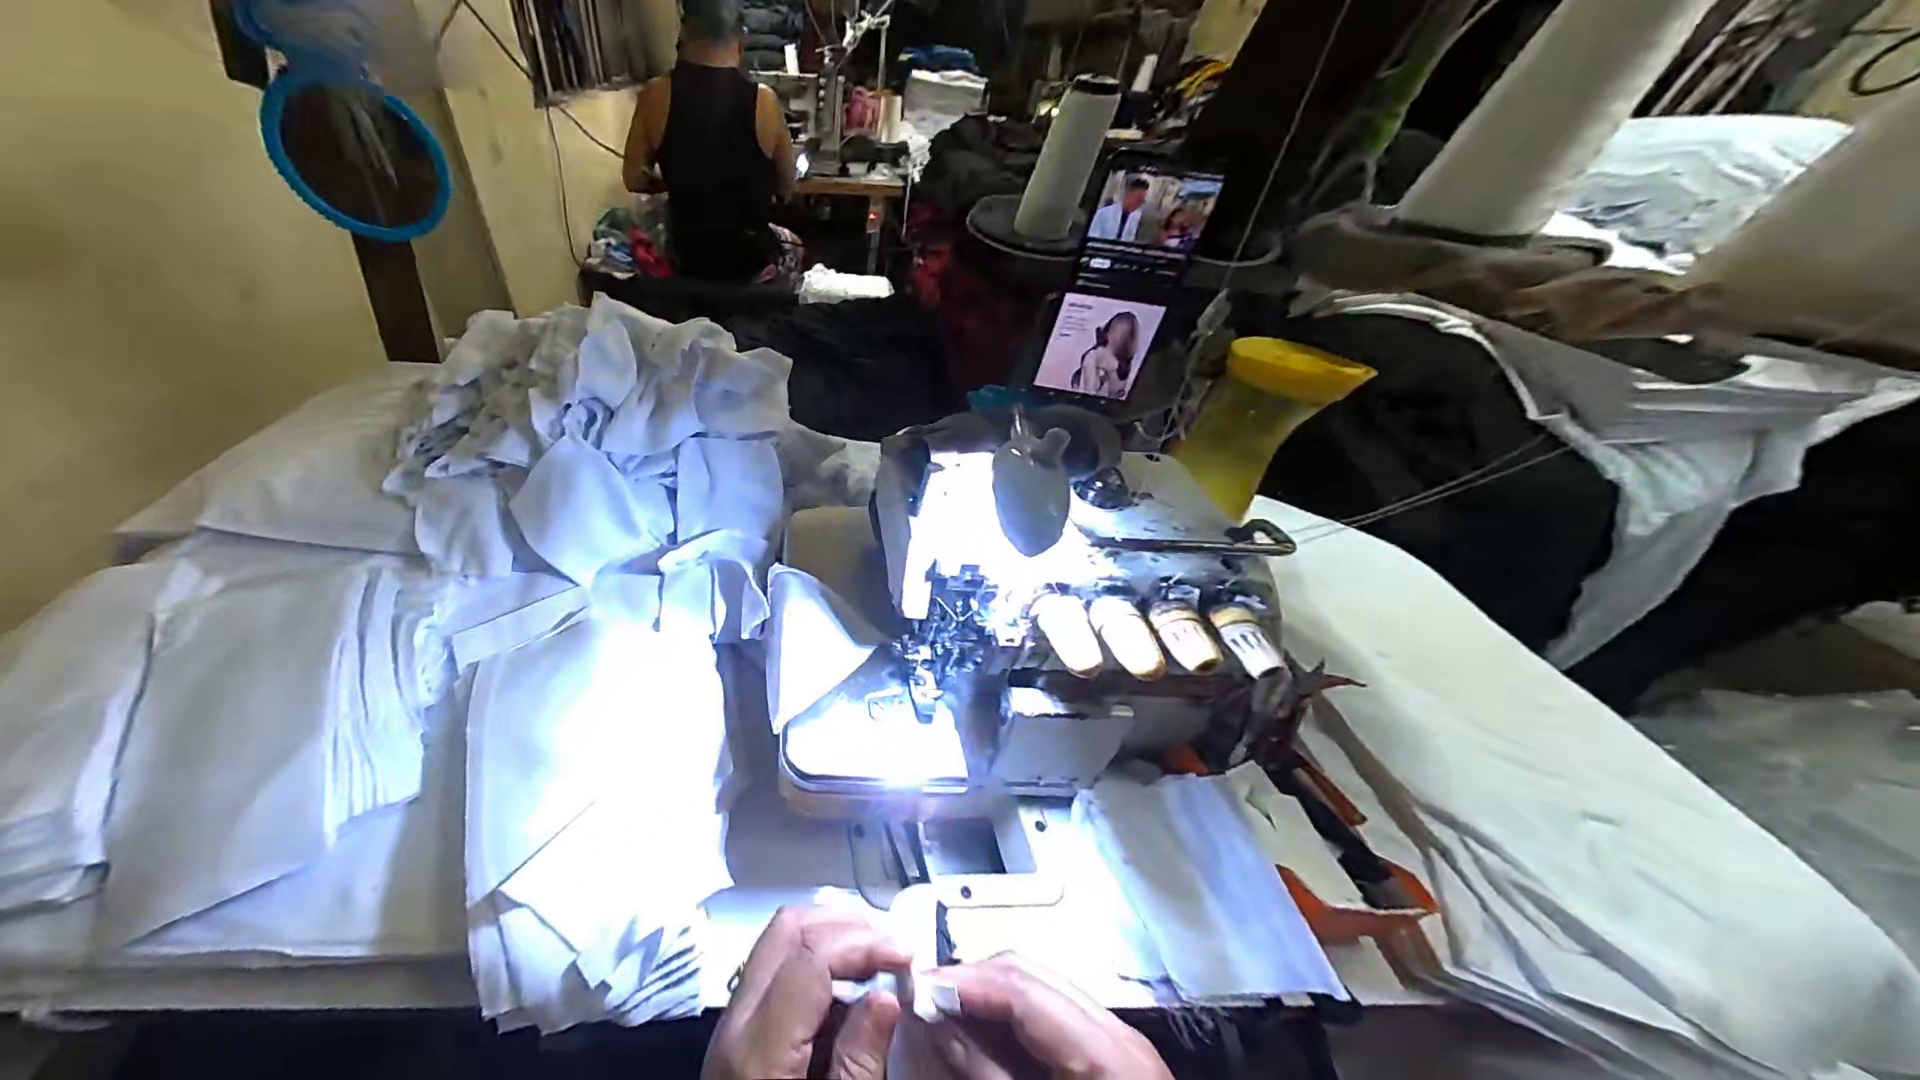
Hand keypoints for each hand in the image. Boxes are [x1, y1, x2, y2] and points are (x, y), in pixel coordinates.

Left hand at [703, 906, 912, 1079]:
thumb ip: (860, 1061)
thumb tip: (887, 996)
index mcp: (758, 1050)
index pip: (811, 954)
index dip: (864, 943)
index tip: (906, 959)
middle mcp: (735, 1023)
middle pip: (788, 929)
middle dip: (847, 926)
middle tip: (892, 951)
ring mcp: (730, 1023)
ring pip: (779, 939)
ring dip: (832, 935)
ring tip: (877, 961)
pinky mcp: (737, 1031)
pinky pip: (776, 966)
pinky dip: (818, 957)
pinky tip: (849, 988)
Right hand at [922, 954, 1172, 1079]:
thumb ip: (986, 1073)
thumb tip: (942, 1023)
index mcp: (1103, 1049)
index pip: (1021, 988)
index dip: (967, 982)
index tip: (922, 988)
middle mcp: (1114, 1027)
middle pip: (1030, 974)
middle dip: (975, 978)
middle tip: (929, 997)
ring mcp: (1118, 1035)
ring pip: (1040, 984)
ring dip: (992, 990)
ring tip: (951, 1007)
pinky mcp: (1113, 1048)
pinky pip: (1054, 1010)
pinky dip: (1015, 1010)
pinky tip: (989, 1025)